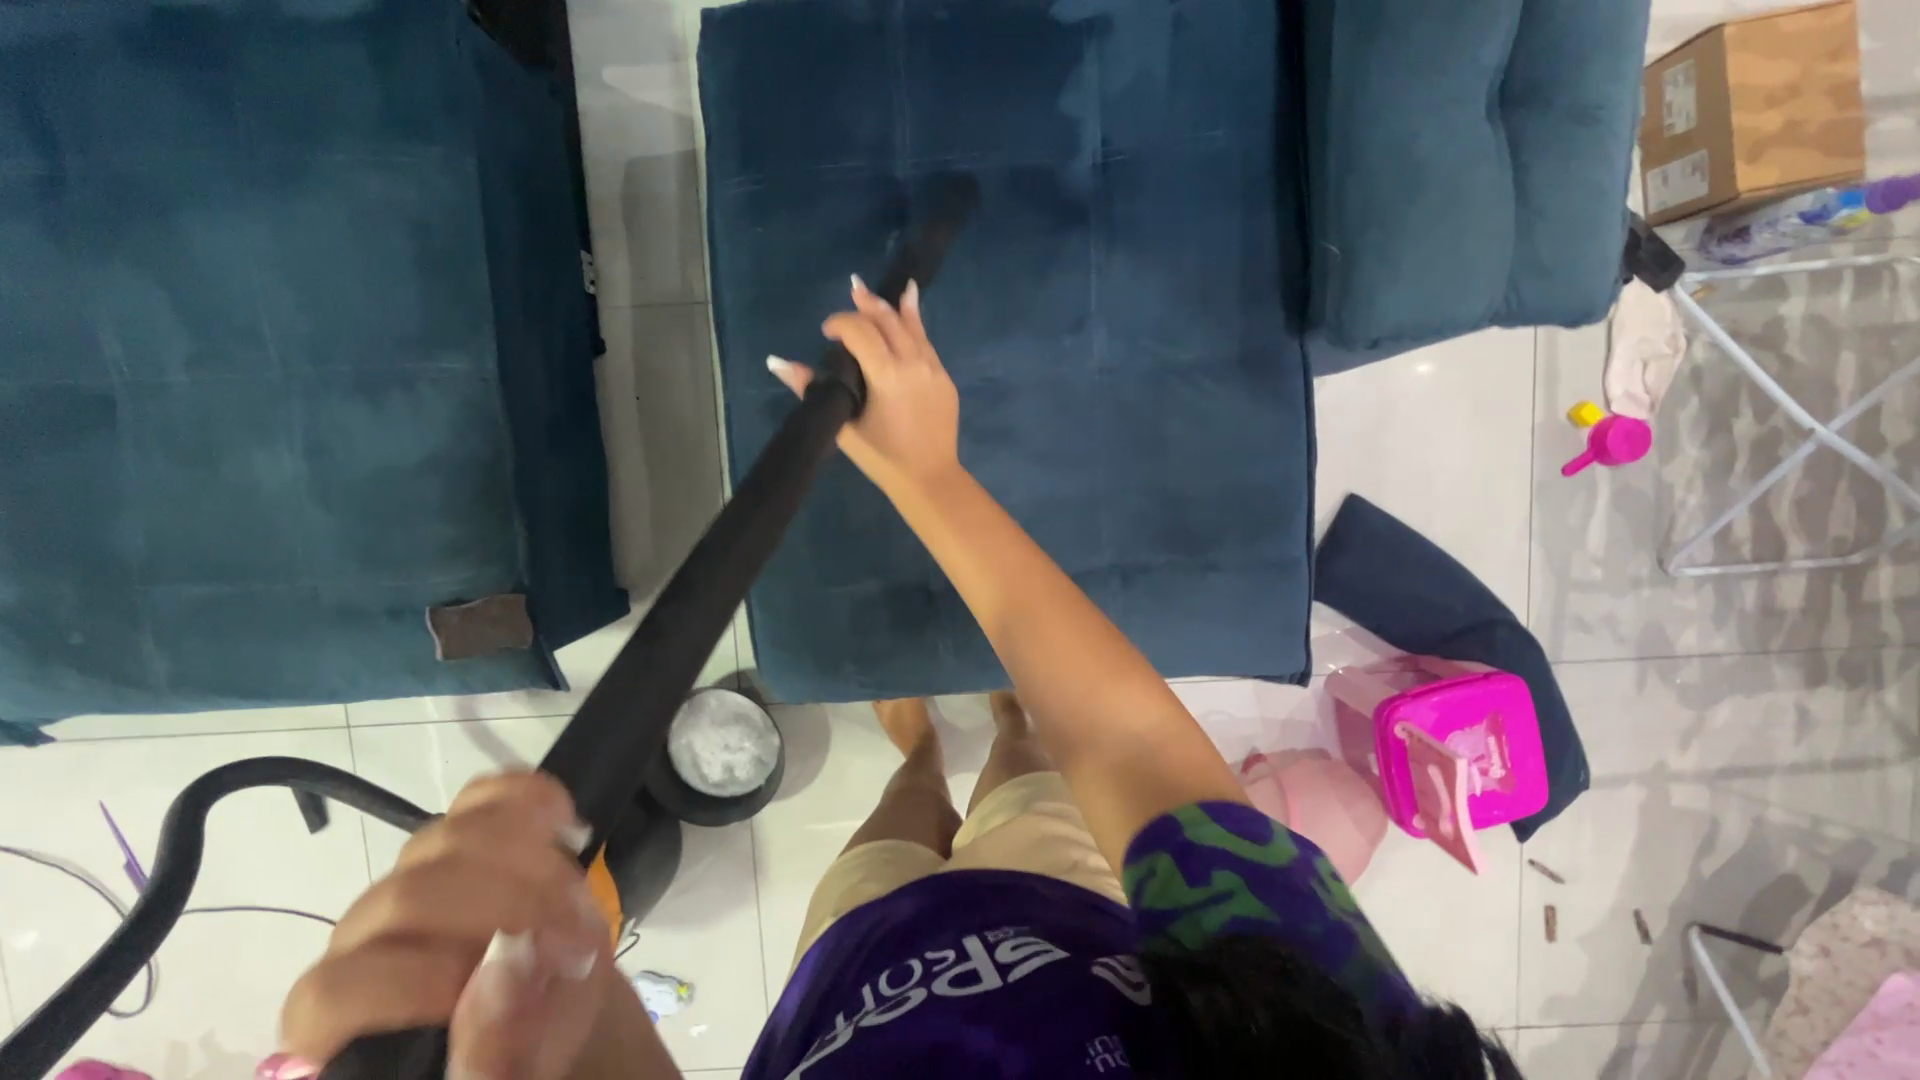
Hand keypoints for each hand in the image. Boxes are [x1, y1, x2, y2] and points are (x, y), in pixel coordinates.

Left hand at [280, 773, 612, 1079]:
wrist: (556, 1010)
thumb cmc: (524, 1059)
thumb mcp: (513, 1079)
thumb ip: (496, 1052)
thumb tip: (504, 972)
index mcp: (344, 1021)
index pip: (333, 991)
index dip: (412, 983)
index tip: (508, 982)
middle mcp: (365, 939)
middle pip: (410, 897)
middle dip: (509, 912)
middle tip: (577, 943)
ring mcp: (419, 872)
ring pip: (452, 837)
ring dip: (533, 864)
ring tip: (579, 905)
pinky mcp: (471, 830)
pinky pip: (486, 793)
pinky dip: (530, 796)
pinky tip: (565, 822)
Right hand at [766, 275, 962, 496]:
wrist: (930, 478)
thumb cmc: (883, 458)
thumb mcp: (844, 427)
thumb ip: (811, 390)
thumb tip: (776, 363)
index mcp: (888, 374)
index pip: (860, 331)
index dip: (840, 323)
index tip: (827, 332)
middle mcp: (914, 363)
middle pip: (888, 320)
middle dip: (868, 304)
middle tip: (853, 289)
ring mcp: (934, 370)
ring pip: (912, 327)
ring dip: (893, 308)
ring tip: (883, 290)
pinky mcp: (945, 379)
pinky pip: (926, 344)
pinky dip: (914, 326)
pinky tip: (909, 309)